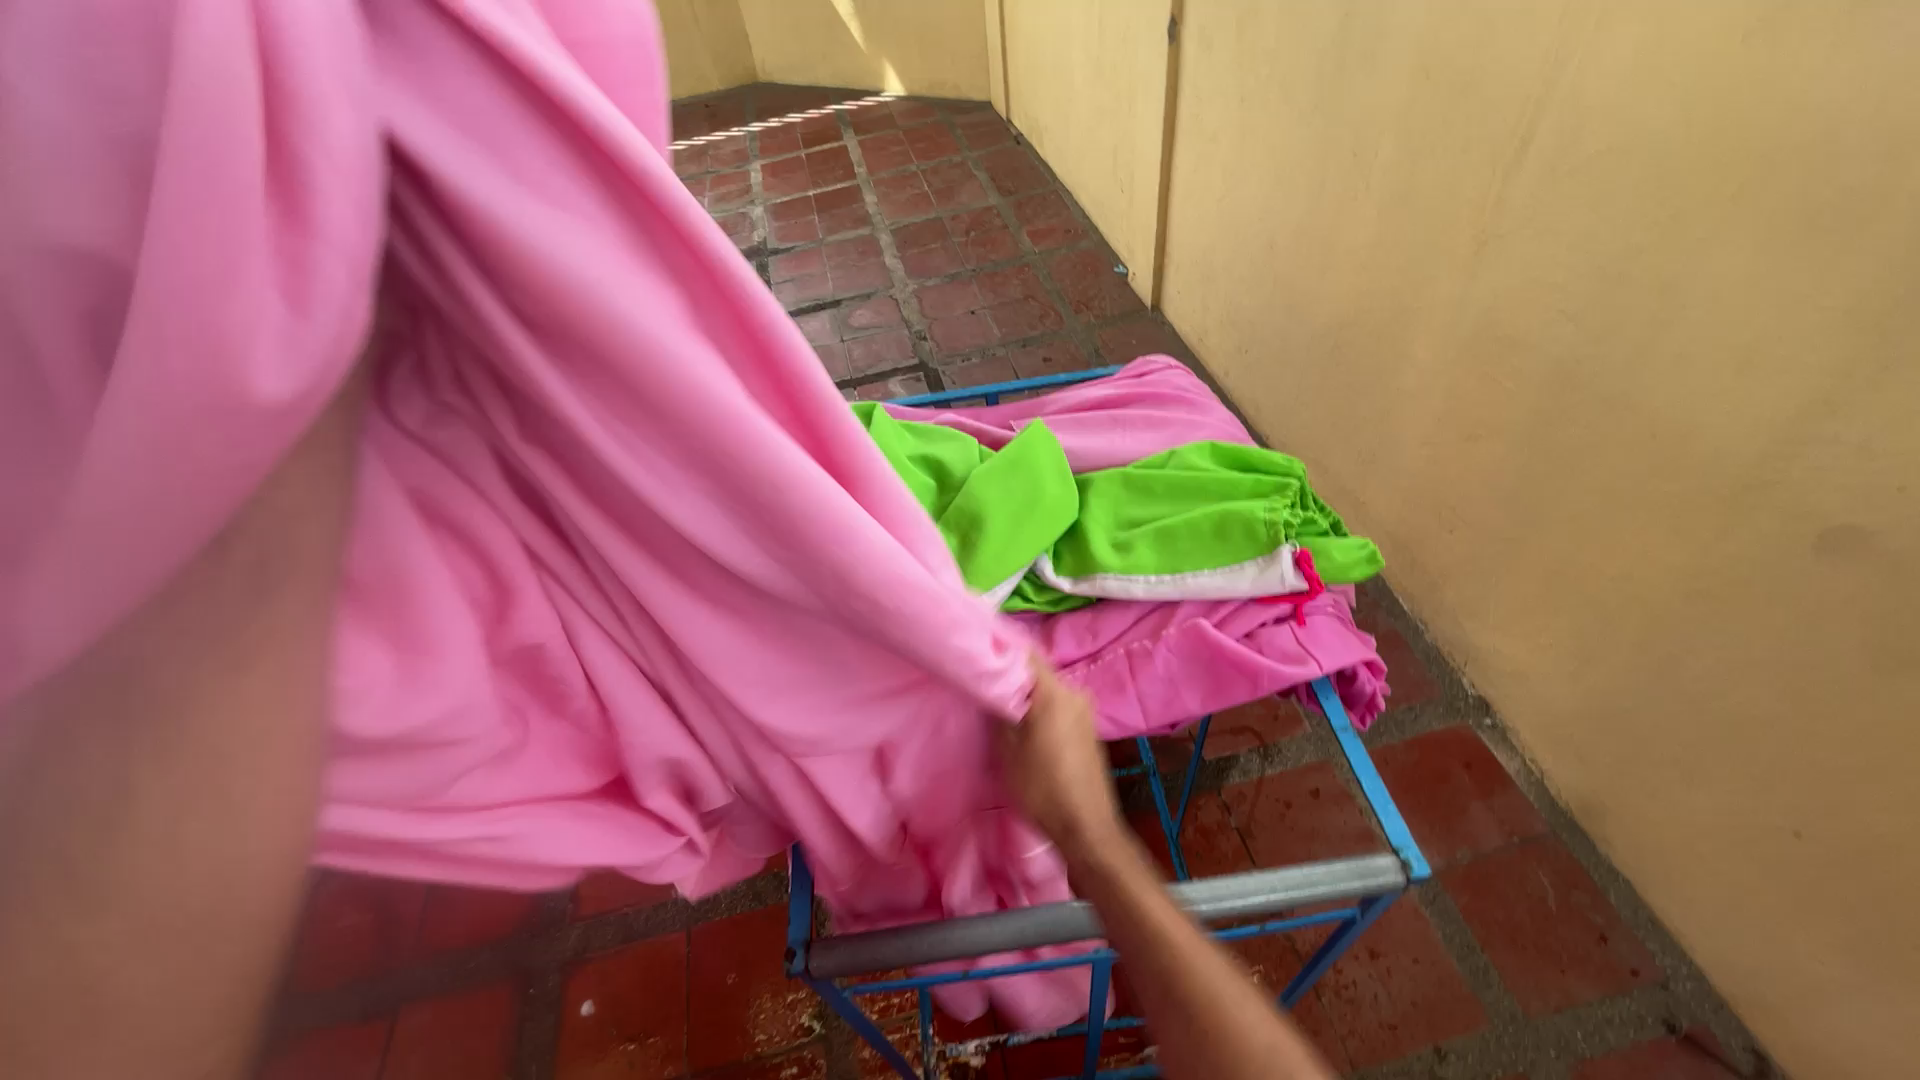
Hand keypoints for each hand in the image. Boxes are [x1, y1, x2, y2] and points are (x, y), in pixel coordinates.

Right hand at [998, 656, 1124, 857]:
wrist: (1085, 827)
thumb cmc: (1041, 787)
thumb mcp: (1007, 749)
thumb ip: (999, 709)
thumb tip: (991, 685)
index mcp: (1055, 692)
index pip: (1026, 654)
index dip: (1001, 652)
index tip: (979, 658)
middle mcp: (1075, 693)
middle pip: (1038, 673)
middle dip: (1012, 678)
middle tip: (985, 687)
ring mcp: (1086, 712)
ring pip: (1049, 692)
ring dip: (1027, 697)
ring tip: (1001, 709)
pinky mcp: (1088, 730)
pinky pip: (1060, 708)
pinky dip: (1042, 711)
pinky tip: (1026, 727)